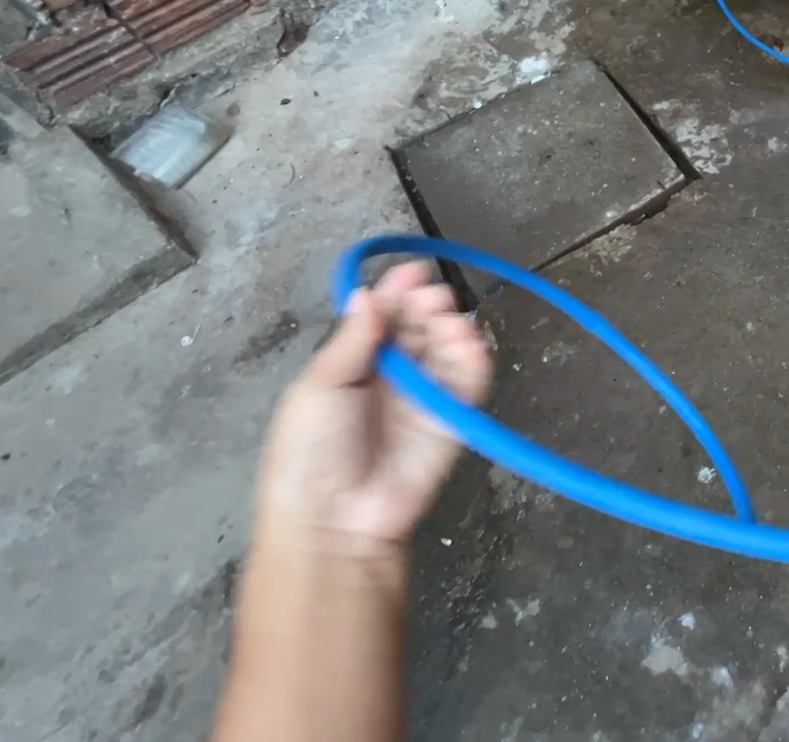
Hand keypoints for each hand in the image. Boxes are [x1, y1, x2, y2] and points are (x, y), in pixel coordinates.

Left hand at [255, 262, 492, 558]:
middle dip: (428, 305)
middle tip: (432, 298)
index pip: (383, 318)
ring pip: (450, 346)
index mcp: (355, 364)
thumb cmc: (311, 451)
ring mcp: (428, 394)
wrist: (337, 517)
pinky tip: (471, 342)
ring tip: (449, 321)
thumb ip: (351, 341)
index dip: (397, 293)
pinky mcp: (457, 414)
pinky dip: (477, 356)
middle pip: (420, 327)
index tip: (412, 272)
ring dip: (454, 326)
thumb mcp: (318, 390)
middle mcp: (394, 374)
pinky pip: (472, 378)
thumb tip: (368, 294)